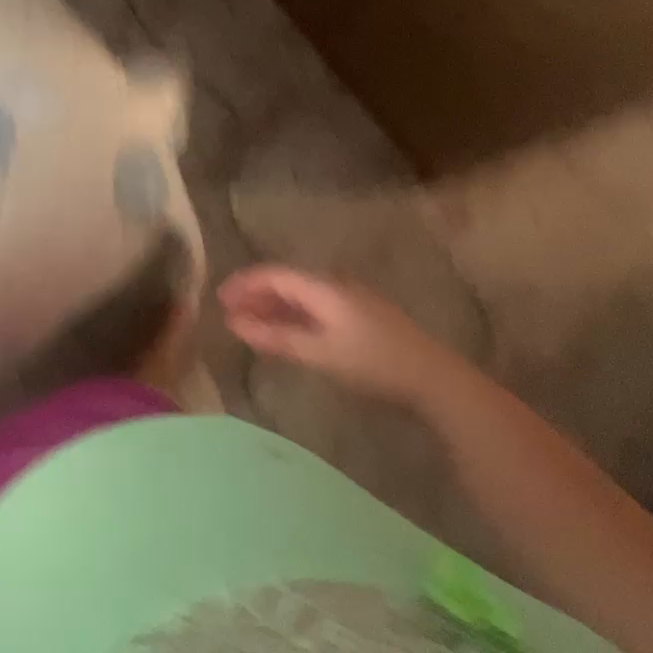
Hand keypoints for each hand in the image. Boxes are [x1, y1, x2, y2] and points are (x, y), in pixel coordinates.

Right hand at [219, 265, 465, 405]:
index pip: (274, 275)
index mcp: (323, 287)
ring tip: (251, 323)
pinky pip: (315, 306)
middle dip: (255, 295)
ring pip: (301, 295)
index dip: (244, 284)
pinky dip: (293, 315)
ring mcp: (350, 299)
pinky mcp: (361, 315)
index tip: (219, 299)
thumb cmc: (373, 363)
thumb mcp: (318, 352)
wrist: (433, 377)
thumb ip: (275, 337)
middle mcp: (335, 285)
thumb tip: (234, 324)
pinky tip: (286, 331)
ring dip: (273, 306)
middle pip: (286, 281)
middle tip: (230, 314)